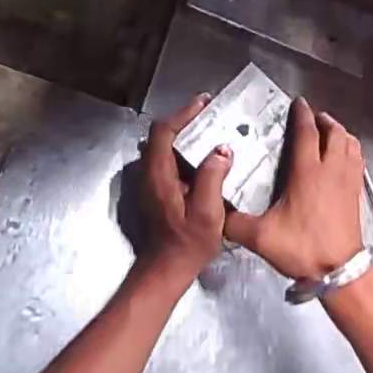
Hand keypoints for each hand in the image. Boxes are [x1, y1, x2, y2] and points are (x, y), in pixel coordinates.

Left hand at [137, 95, 232, 284]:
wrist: (167, 268)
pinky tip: (205, 157)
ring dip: (184, 135)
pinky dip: (184, 151)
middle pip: (162, 136)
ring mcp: (151, 183)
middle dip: (185, 120)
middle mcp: (150, 174)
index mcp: (159, 175)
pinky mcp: (157, 192)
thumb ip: (213, 178)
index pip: (165, 132)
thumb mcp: (207, 212)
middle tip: (209, 113)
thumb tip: (221, 150)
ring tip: (210, 130)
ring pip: (164, 148)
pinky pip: (168, 161)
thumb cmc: (188, 243)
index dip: (183, 114)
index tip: (202, 103)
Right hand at [226, 99, 362, 280]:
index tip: (298, 103)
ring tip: (330, 131)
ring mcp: (348, 181)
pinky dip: (352, 151)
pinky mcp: (357, 193)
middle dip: (325, 120)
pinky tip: (344, 157)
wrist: (338, 270)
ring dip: (341, 133)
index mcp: (307, 172)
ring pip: (351, 144)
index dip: (302, 115)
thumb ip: (234, 223)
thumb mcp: (260, 237)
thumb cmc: (302, 248)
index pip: (307, 133)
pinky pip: (358, 161)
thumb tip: (216, 212)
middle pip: (335, 133)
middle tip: (314, 117)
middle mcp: (331, 170)